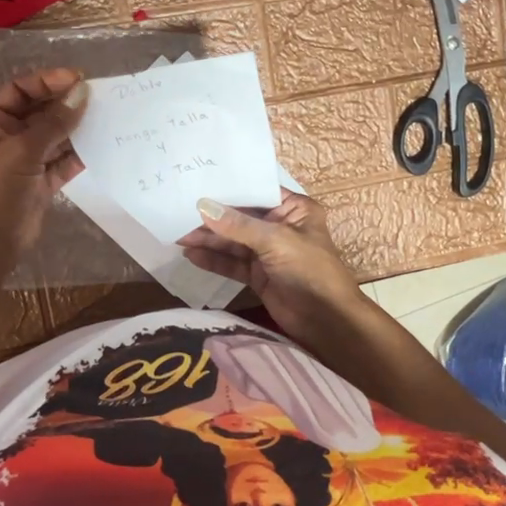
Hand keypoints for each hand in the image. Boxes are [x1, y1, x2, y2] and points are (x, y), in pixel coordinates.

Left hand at [0, 69, 88, 270]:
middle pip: (40, 111)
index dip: (48, 81)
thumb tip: (83, 92)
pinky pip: (62, 162)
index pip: (20, 89)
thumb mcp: (21, 151)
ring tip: (107, 118)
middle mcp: (6, 136)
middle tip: (100, 98)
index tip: (79, 79)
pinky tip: (102, 146)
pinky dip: (79, 154)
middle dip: (66, 104)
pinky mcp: (40, 183)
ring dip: (77, 129)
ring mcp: (24, 161)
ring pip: (54, 136)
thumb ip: (54, 122)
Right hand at [177, 191, 370, 343]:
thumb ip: (238, 225)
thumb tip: (203, 206)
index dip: (229, 190)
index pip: (257, 193)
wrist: (327, 320)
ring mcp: (268, 253)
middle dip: (213, 219)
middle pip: (241, 219)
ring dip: (209, 240)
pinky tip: (192, 255)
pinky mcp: (259, 276)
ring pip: (233, 242)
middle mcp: (281, 227)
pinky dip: (214, 260)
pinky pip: (233, 264)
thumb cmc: (310, 270)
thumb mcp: (275, 241)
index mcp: (295, 210)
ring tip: (179, 236)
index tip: (198, 184)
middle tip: (179, 215)